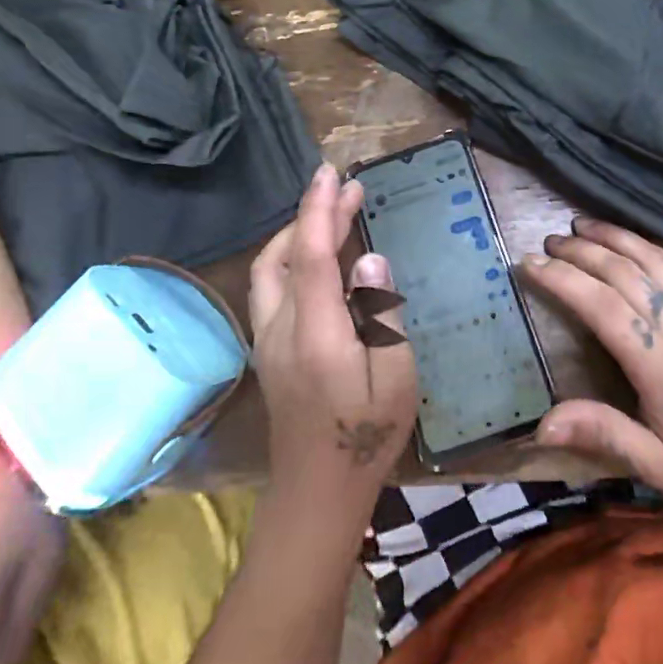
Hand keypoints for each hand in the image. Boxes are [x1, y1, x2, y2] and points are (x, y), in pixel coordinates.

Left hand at [247, 163, 417, 509]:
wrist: (317, 490)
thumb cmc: (367, 437)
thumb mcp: (397, 381)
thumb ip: (384, 316)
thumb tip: (370, 259)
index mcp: (316, 335)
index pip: (312, 255)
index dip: (321, 210)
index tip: (334, 174)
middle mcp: (280, 328)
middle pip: (285, 254)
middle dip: (312, 214)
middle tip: (347, 189)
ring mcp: (266, 338)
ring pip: (268, 269)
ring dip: (296, 233)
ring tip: (332, 215)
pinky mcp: (265, 348)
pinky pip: (270, 286)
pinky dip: (290, 257)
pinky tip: (315, 257)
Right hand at [520, 218, 662, 542]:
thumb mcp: (659, 467)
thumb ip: (603, 433)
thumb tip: (541, 424)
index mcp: (660, 362)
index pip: (601, 305)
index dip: (562, 279)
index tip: (528, 263)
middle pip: (624, 272)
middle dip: (580, 251)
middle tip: (546, 242)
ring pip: (655, 261)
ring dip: (616, 238)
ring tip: (583, 225)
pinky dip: (661, 249)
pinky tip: (644, 244)